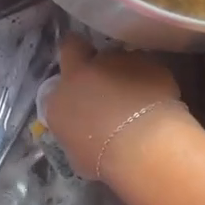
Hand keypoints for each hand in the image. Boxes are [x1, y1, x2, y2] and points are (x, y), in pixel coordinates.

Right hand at [45, 35, 196, 180]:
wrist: (140, 143)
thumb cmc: (100, 157)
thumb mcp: (73, 149)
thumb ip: (74, 128)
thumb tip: (80, 126)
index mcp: (58, 99)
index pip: (53, 84)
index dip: (64, 81)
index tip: (72, 89)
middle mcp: (82, 73)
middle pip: (75, 47)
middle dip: (80, 53)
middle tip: (93, 71)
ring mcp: (116, 61)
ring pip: (113, 57)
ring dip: (118, 69)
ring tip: (131, 92)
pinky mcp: (147, 60)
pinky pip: (142, 65)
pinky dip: (145, 76)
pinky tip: (151, 96)